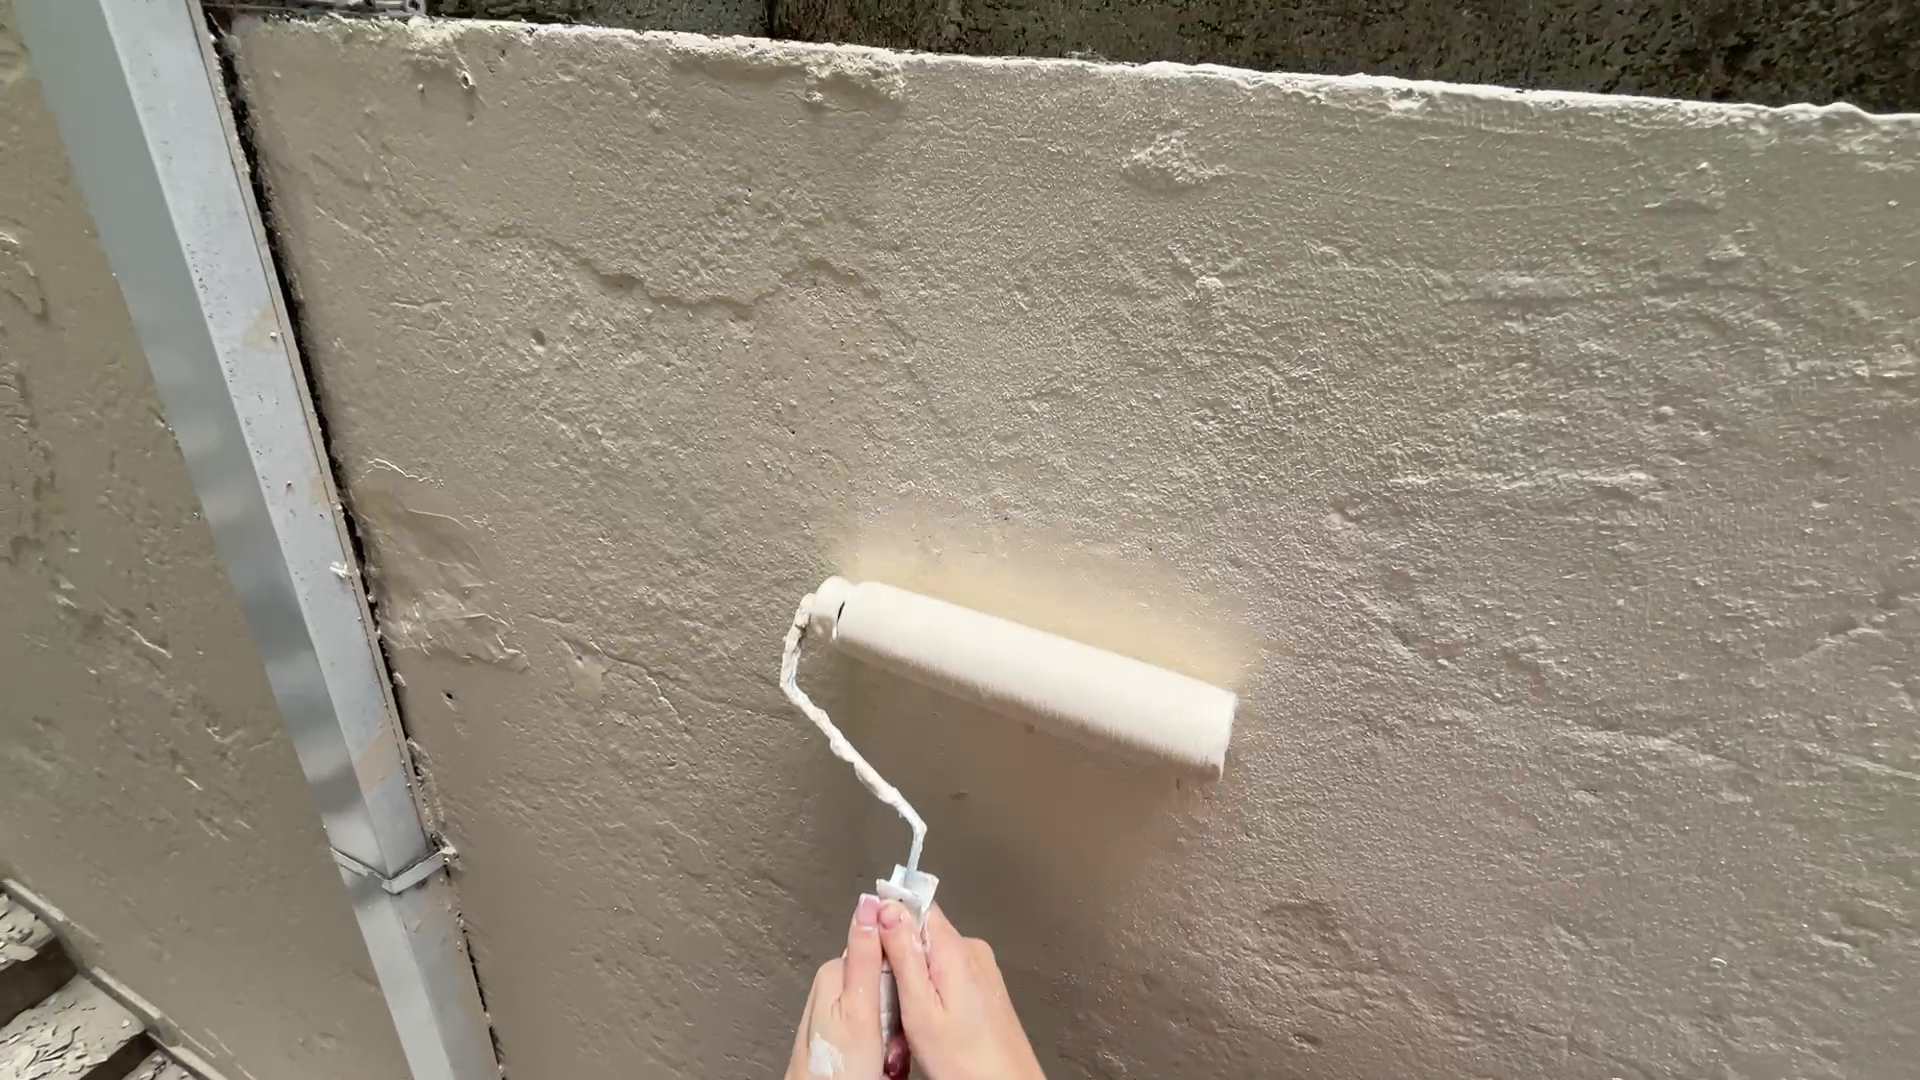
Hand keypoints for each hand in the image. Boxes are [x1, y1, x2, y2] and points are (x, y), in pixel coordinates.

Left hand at [787, 895, 911, 1079]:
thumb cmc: (835, 1073)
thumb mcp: (859, 1009)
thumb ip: (866, 954)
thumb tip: (870, 902)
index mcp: (835, 972)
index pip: (883, 947)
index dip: (902, 970)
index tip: (908, 992)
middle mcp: (833, 988)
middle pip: (886, 981)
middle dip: (898, 1009)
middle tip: (892, 1036)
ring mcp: (838, 1014)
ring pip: (886, 1010)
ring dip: (894, 1032)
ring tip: (886, 1056)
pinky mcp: (845, 1037)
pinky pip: (879, 1032)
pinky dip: (886, 1048)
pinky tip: (881, 1064)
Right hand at [877, 900, 1045, 1079]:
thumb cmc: (966, 1062)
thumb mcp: (921, 1010)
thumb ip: (904, 955)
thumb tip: (887, 906)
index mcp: (955, 948)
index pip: (918, 906)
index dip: (891, 921)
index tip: (873, 949)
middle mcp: (972, 948)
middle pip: (923, 934)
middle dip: (900, 961)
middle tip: (891, 1002)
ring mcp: (982, 967)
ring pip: (934, 957)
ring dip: (915, 982)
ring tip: (910, 1022)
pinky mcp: (986, 985)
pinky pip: (949, 974)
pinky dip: (933, 993)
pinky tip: (931, 1025)